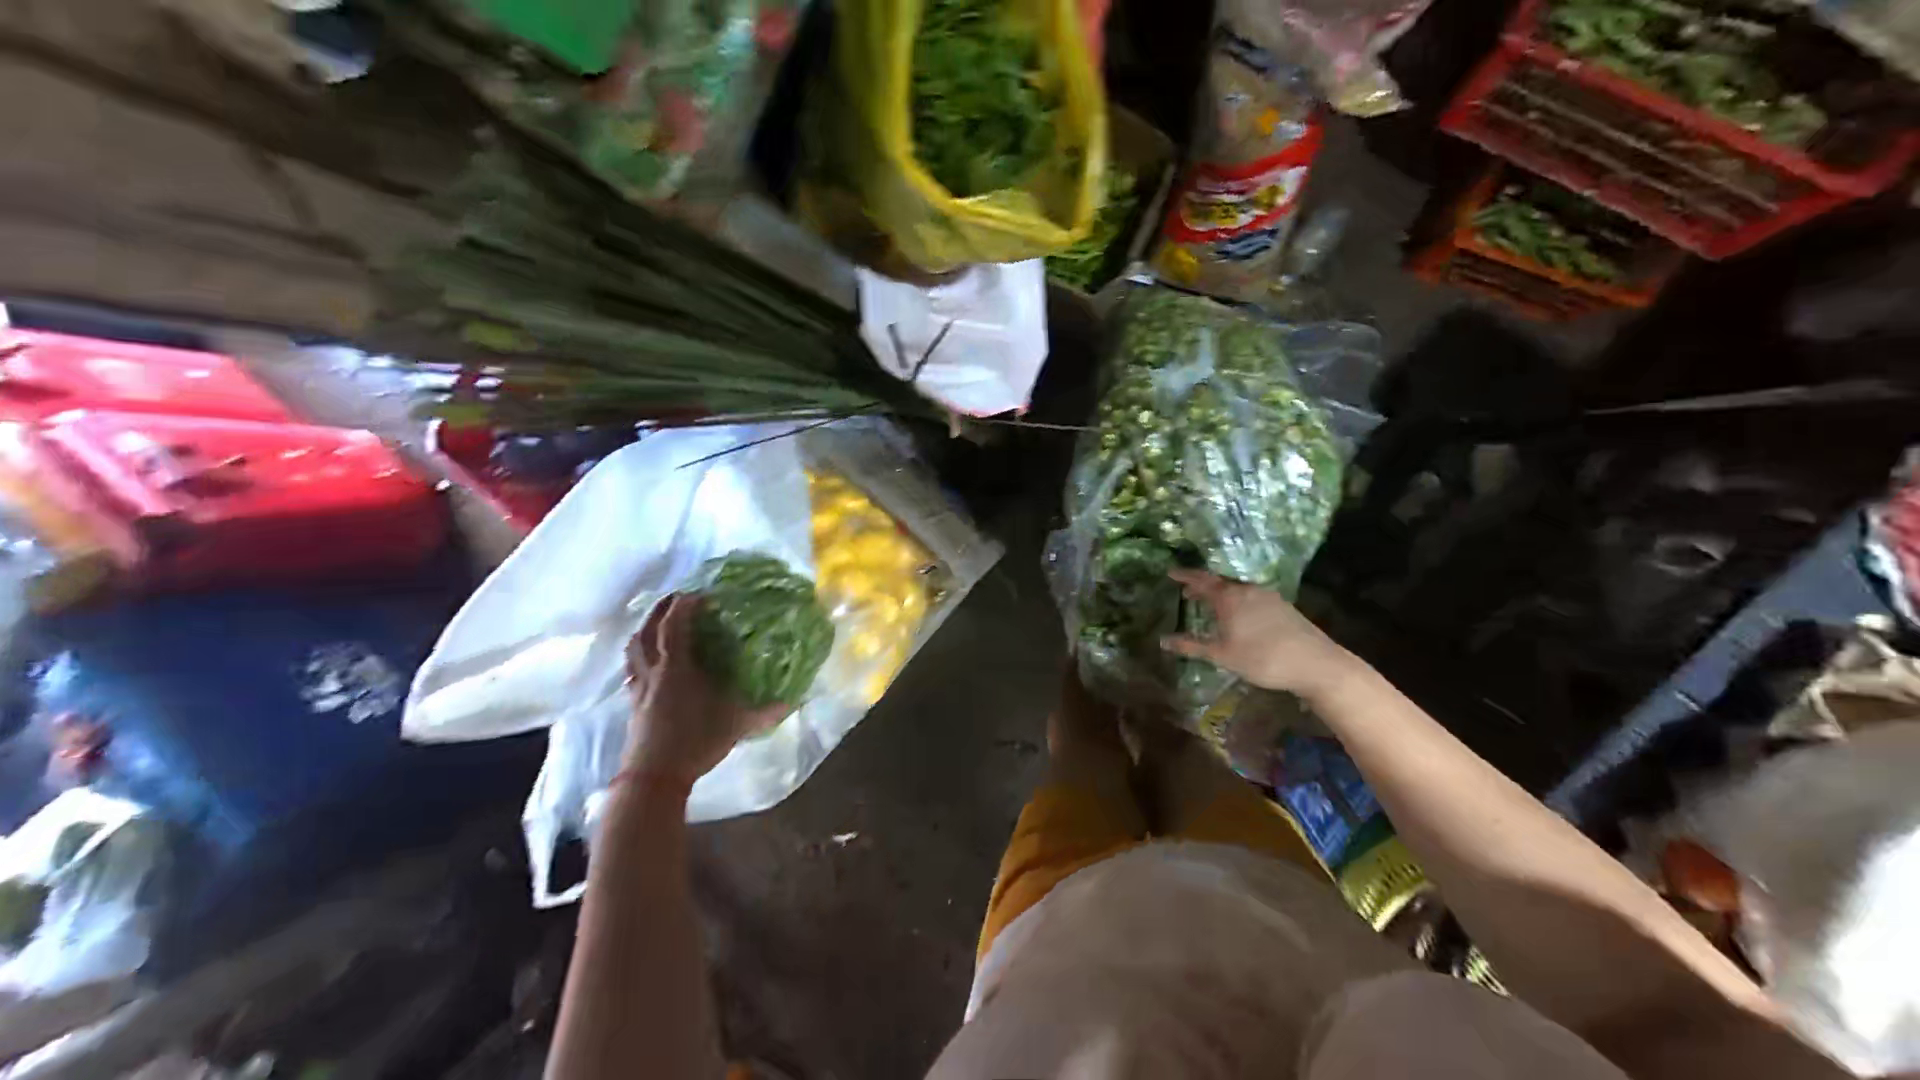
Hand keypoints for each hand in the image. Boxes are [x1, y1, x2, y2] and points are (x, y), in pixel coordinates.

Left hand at [623, 593, 790, 787]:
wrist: (654, 776)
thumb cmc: (696, 742)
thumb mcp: (737, 725)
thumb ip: (765, 710)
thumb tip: (794, 700)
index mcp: (676, 667)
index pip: (675, 625)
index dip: (685, 605)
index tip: (701, 595)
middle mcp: (654, 670)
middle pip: (648, 629)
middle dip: (661, 608)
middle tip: (677, 597)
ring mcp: (640, 686)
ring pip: (634, 647)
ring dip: (644, 628)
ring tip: (658, 621)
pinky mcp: (633, 703)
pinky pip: (632, 668)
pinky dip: (638, 655)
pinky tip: (648, 660)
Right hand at [1160, 569, 1362, 702]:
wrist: (1315, 663)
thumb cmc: (1261, 659)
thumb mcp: (1221, 655)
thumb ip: (1191, 646)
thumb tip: (1163, 640)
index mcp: (1229, 597)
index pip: (1201, 580)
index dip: (1184, 576)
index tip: (1171, 573)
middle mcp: (1247, 589)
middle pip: (1219, 581)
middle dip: (1201, 585)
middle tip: (1186, 591)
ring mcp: (1267, 595)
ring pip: (1237, 587)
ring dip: (1220, 592)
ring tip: (1210, 603)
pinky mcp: (1282, 605)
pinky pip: (1251, 594)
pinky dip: (1237, 598)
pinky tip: (1238, 613)